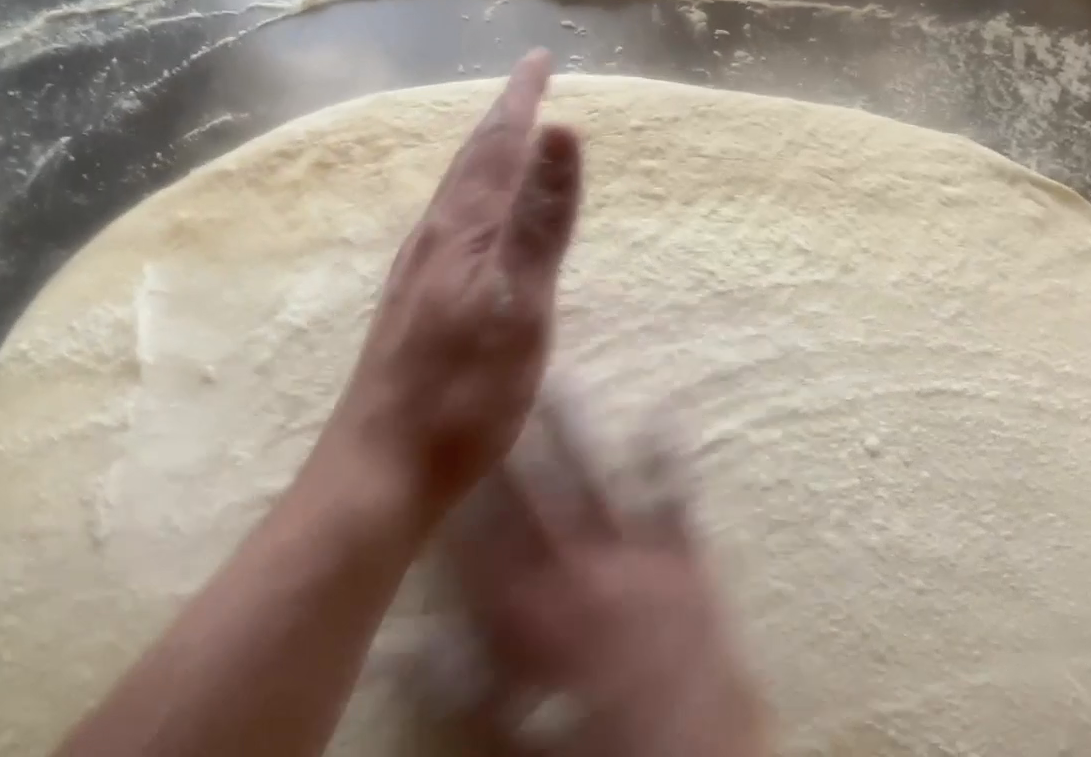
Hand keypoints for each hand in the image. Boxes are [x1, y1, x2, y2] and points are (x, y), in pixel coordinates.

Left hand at [326, 49, 582, 520]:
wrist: (380, 468)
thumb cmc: (462, 394)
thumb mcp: (517, 305)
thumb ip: (539, 220)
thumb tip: (561, 129)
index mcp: (462, 231)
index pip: (496, 147)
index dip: (520, 101)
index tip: (539, 58)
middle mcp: (433, 240)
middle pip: (470, 163)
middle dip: (501, 118)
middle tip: (526, 87)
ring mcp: (417, 274)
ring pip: (454, 195)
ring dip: (483, 157)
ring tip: (503, 139)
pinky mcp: (413, 306)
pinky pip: (448, 226)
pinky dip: (471, 199)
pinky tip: (469, 222)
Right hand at [416, 396, 769, 756]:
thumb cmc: (595, 745)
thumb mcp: (510, 725)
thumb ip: (459, 678)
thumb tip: (402, 644)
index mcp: (527, 616)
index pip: (476, 539)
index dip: (456, 487)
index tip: (438, 441)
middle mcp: (577, 575)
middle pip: (531, 493)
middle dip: (511, 435)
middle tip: (494, 376)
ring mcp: (638, 561)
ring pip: (595, 478)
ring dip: (575, 426)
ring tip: (560, 372)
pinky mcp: (688, 561)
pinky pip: (675, 498)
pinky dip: (667, 454)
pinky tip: (664, 410)